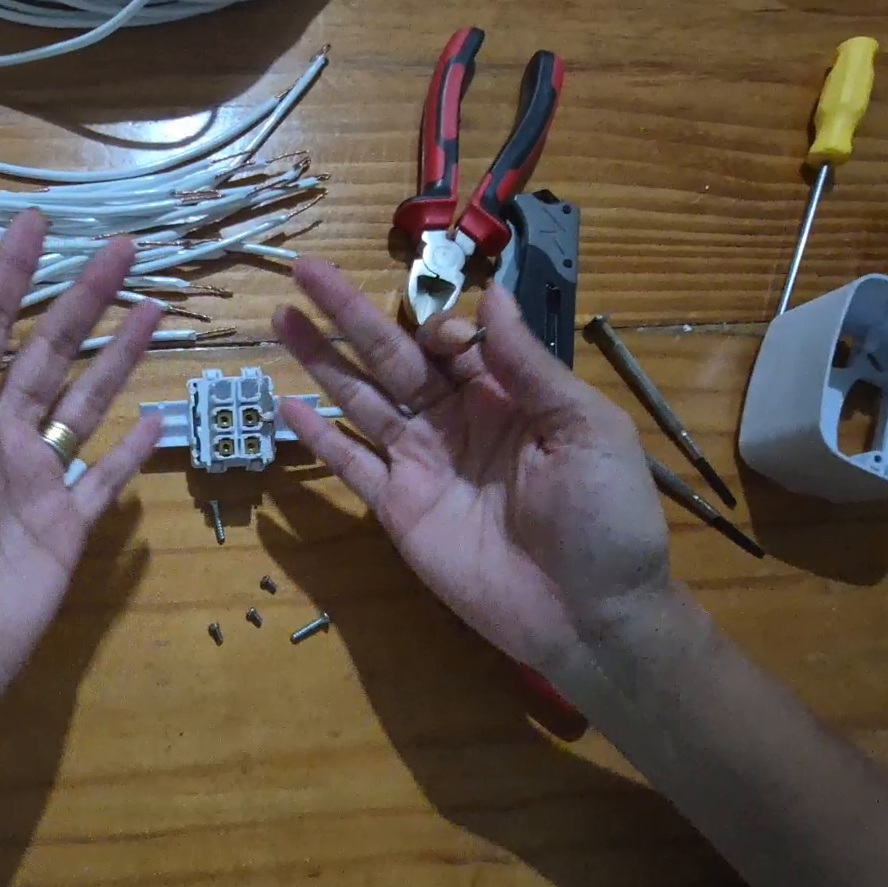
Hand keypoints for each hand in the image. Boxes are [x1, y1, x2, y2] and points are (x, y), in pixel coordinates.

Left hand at [0, 212, 162, 741]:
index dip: (9, 275)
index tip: (36, 222)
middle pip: (49, 354)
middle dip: (84, 298)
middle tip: (124, 245)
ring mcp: (36, 488)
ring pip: (87, 405)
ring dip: (119, 357)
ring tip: (157, 308)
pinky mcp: (66, 535)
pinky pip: (106, 481)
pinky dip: (132, 450)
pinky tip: (159, 416)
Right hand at [272, 261, 670, 672]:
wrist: (586, 614)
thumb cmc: (605, 517)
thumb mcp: (584, 428)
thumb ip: (529, 365)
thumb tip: (491, 294)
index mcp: (503, 395)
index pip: (449, 343)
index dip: (437, 328)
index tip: (443, 338)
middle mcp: (452, 420)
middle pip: (389, 357)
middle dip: (348, 315)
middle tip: (306, 272)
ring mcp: (418, 463)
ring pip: (360, 400)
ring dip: (320, 362)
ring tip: (282, 321)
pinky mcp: (396, 506)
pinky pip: (351, 464)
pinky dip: (318, 438)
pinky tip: (286, 407)